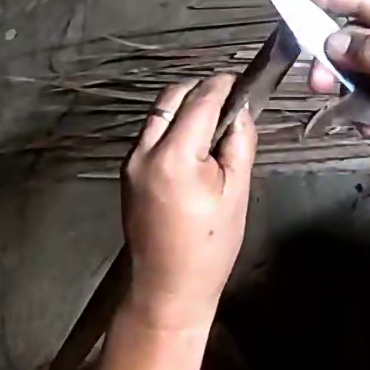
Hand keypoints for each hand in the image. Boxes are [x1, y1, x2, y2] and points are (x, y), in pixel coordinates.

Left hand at [122, 74, 255, 329]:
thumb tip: (241, 109)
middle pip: (173, 95)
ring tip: (215, 117)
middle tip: (230, 97)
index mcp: (176, 156)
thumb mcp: (237, 192)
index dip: (224, 84)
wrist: (167, 289)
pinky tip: (195, 138)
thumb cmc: (210, 245)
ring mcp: (131, 160)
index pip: (201, 100)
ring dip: (186, 104)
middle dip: (203, 88)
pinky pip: (151, 130)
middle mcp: (146, 151)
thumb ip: (240, 142)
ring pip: (159, 111)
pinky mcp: (128, 170)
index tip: (241, 80)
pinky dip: (173, 122)